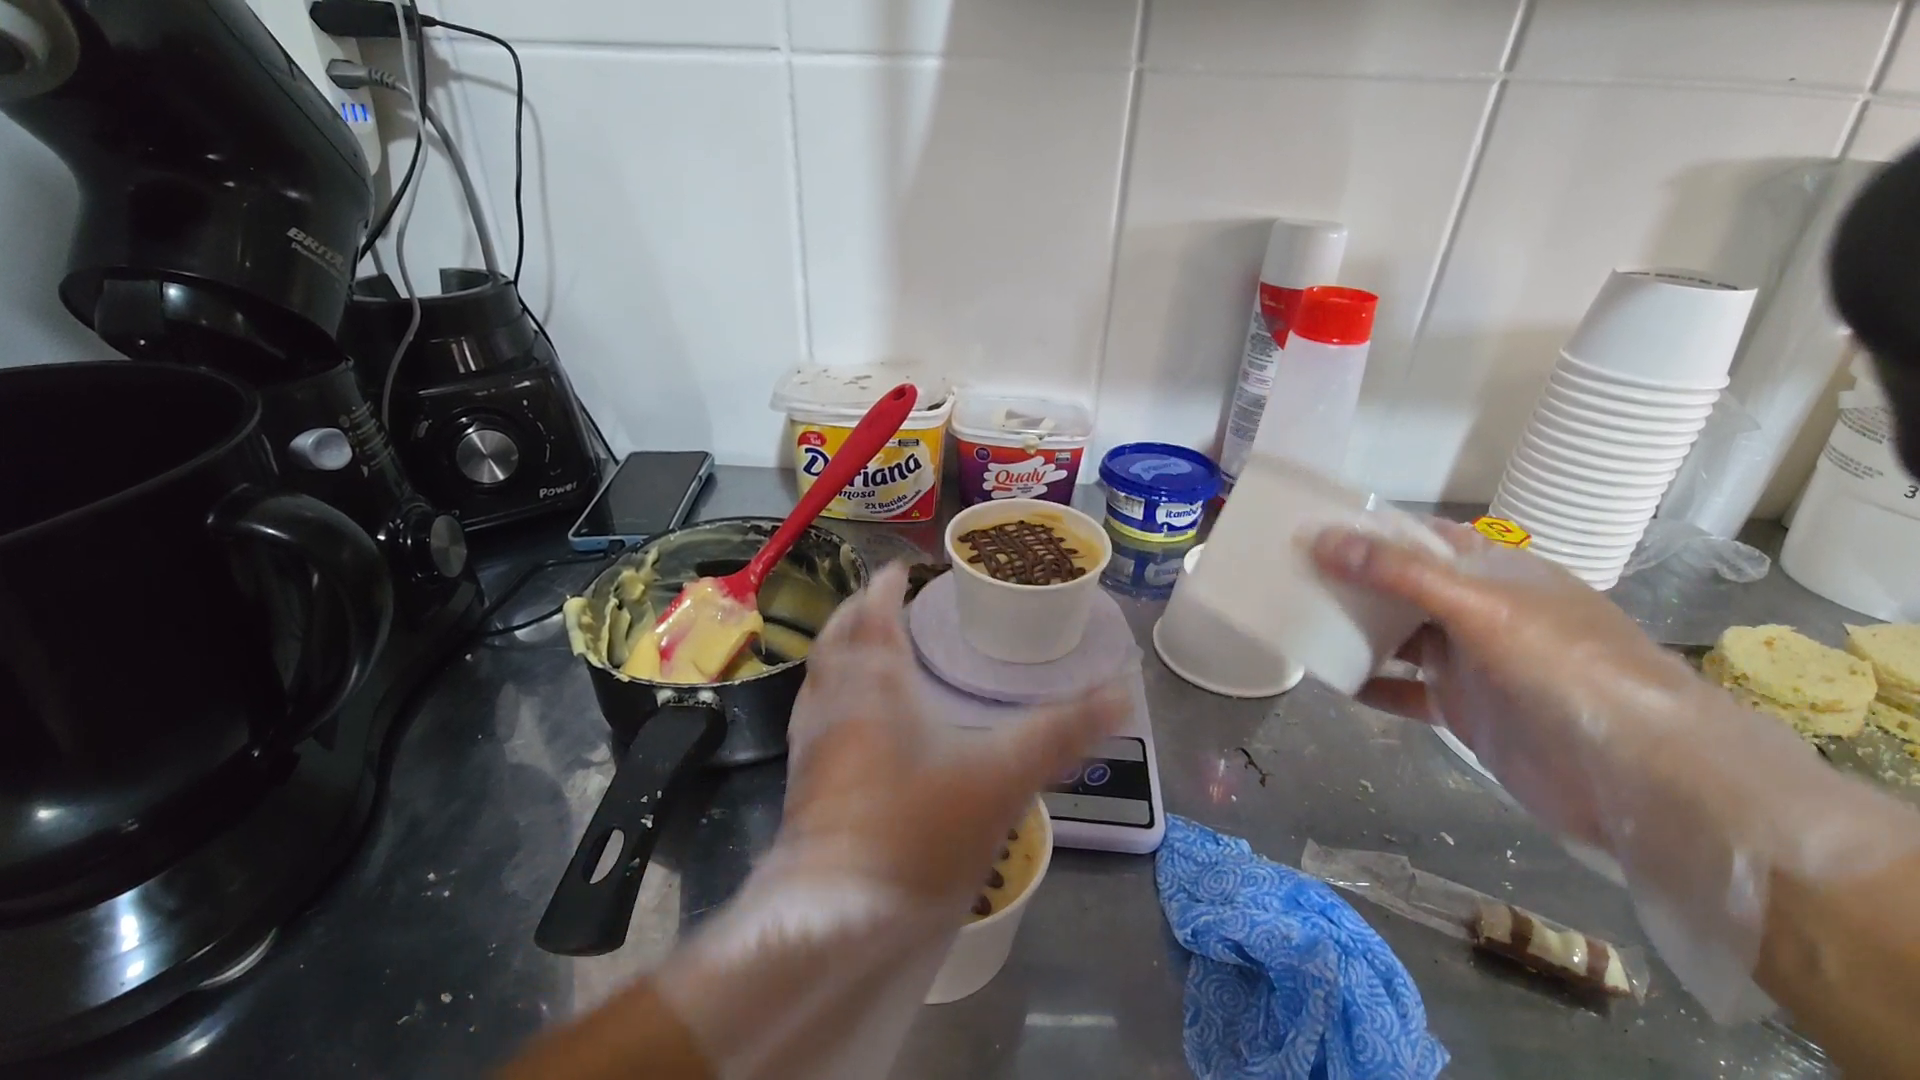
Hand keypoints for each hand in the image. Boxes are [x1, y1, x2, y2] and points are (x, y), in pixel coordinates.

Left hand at [651, 563, 1128, 1079]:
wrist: (843, 910)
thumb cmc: (921, 827)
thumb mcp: (1006, 774)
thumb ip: (1064, 732)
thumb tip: (1123, 692)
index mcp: (874, 678)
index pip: (875, 610)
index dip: (887, 584)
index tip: (903, 567)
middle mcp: (832, 698)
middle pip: (839, 635)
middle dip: (860, 610)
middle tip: (888, 600)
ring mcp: (810, 740)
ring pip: (821, 674)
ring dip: (842, 650)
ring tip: (871, 648)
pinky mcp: (804, 779)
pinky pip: (817, 712)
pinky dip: (835, 693)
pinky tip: (858, 721)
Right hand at [1310, 525, 1919, 1026]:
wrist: (1638, 777)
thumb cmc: (1566, 671)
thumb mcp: (1481, 608)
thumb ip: (1400, 573)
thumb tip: (1319, 539)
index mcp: (1495, 571)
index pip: (1418, 537)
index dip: (1365, 530)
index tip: (1304, 528)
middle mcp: (1480, 609)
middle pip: (1401, 586)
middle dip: (1348, 580)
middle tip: (1284, 576)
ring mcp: (1472, 662)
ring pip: (1398, 637)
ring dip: (1353, 631)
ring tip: (1295, 622)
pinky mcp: (1465, 710)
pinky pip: (1404, 690)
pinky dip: (1370, 685)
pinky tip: (1330, 682)